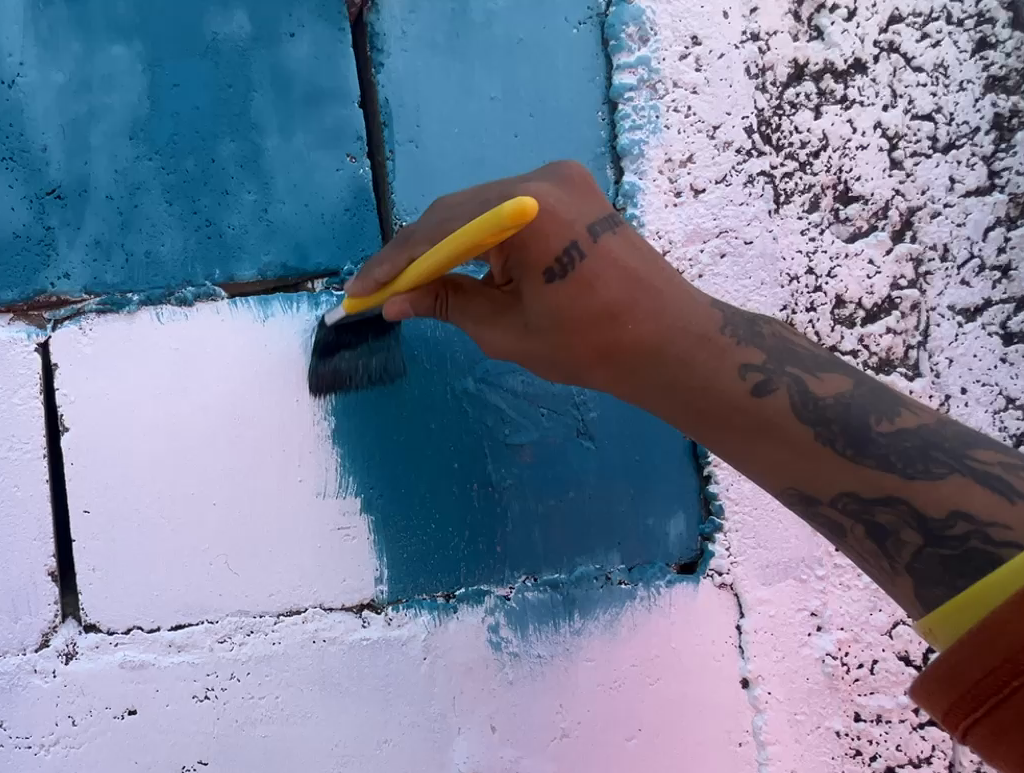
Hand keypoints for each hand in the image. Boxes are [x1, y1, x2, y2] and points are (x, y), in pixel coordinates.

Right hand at [345, 161, 708, 400]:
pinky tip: (448, 272)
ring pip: (474, 212)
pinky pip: (501, 214)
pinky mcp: (566, 193)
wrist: (664, 338)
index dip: (393, 264)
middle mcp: (541, 179)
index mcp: (527, 210)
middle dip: (411, 255)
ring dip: (438, 249)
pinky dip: (471, 243)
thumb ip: (445, 303)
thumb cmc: (586, 344)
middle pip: (453, 213)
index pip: (438, 231)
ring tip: (405, 287)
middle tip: (376, 290)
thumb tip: (394, 301)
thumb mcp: (502, 328)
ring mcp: (557, 180)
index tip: (359, 292)